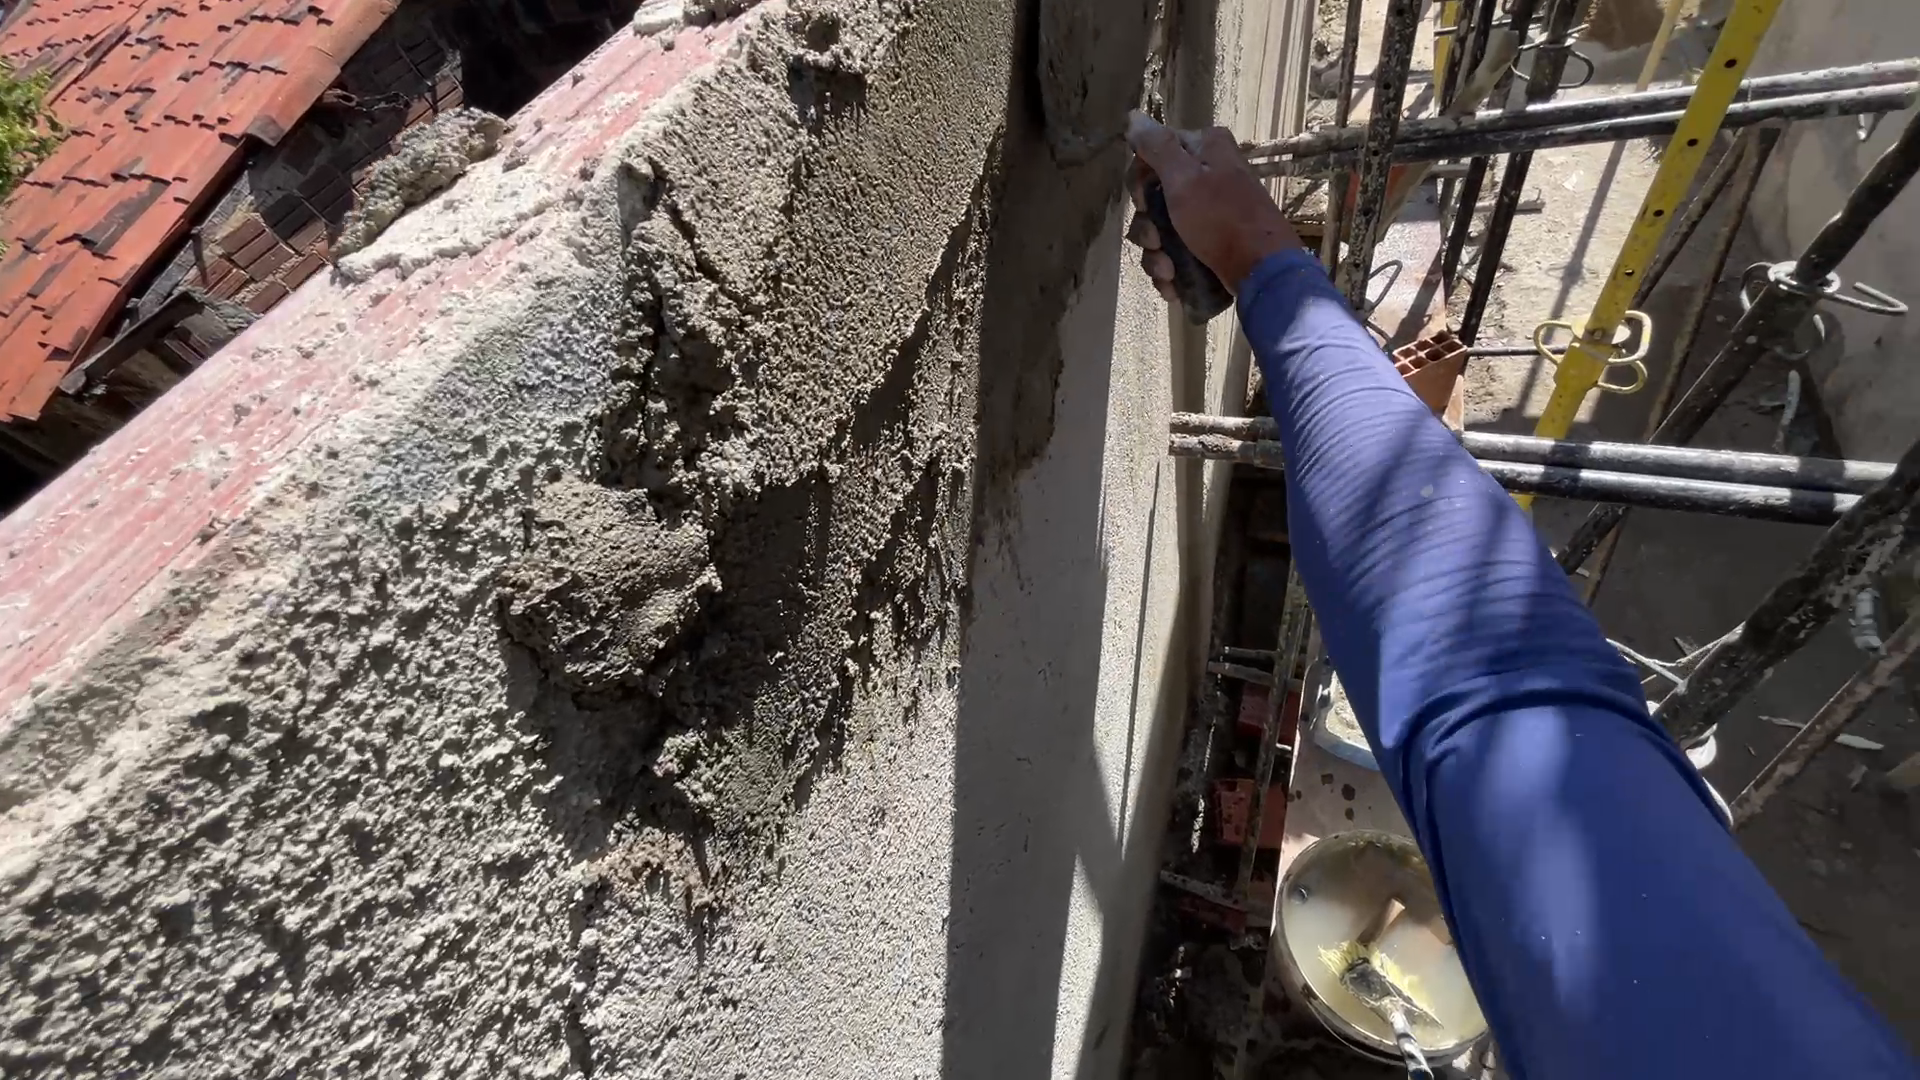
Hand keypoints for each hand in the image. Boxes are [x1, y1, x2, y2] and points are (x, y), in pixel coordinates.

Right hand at [1125, 111, 1302, 298]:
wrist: (1259, 268)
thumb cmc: (1222, 219)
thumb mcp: (1185, 179)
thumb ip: (1157, 148)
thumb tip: (1132, 116)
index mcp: (1202, 150)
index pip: (1151, 157)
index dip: (1139, 185)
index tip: (1144, 203)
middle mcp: (1203, 176)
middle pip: (1151, 200)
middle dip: (1147, 229)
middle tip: (1157, 242)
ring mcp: (1204, 214)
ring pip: (1157, 233)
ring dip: (1156, 257)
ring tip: (1169, 270)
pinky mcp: (1204, 244)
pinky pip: (1171, 255)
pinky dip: (1168, 272)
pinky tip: (1173, 284)